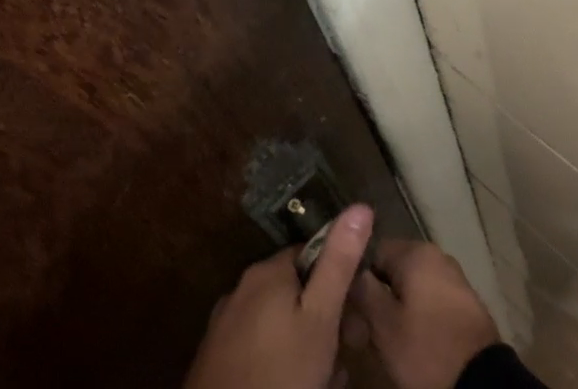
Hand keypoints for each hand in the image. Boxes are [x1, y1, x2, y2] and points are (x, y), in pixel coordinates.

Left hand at [182, 204, 373, 388]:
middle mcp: (240, 290)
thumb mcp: (322, 316)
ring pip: (281, 321)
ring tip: (327, 373)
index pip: (313, 251)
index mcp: (266, 272)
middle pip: (297, 288)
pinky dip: (282, 357)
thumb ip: (339, 262)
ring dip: (307, 340)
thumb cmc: (281, 370)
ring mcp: (224, 326)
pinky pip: (261, 345)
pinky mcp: (217, 358)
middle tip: (347, 347)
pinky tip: (297, 380)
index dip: (339, 275)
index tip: (356, 306)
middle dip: (325, 313)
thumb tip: (360, 206)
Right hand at [350, 239, 500, 388]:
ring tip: (378, 335)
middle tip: (359, 325)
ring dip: (392, 306)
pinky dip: (412, 313)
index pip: (374, 250)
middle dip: (374, 293)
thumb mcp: (384, 324)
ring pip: (409, 285)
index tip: (345, 302)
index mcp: (418, 253)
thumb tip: (350, 270)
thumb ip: (364, 291)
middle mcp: (438, 256)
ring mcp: (452, 278)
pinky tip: (403, 336)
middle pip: (392, 268)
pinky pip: (426, 298)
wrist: (478, 377)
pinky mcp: (461, 301)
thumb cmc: (425, 347)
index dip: (354, 274)